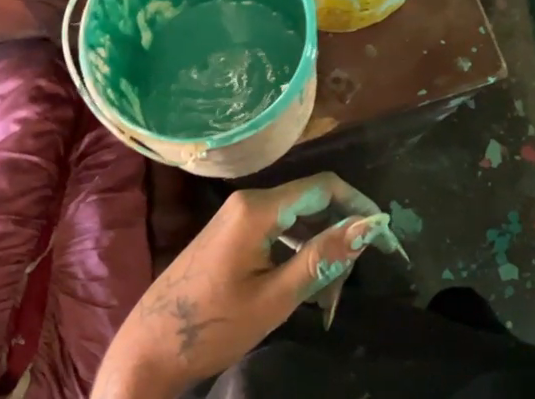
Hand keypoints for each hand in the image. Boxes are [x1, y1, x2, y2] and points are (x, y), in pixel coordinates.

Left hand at [93, 172, 401, 397]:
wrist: (149, 348)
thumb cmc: (212, 325)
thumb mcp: (275, 297)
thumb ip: (322, 258)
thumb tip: (369, 226)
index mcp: (257, 207)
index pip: (324, 186)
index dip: (359, 206)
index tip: (385, 237)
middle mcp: (248, 201)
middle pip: (311, 202)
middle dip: (339, 236)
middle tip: (352, 281)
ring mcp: (237, 217)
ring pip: (296, 220)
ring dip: (320, 251)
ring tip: (330, 295)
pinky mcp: (232, 235)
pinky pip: (277, 232)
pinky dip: (298, 255)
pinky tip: (305, 288)